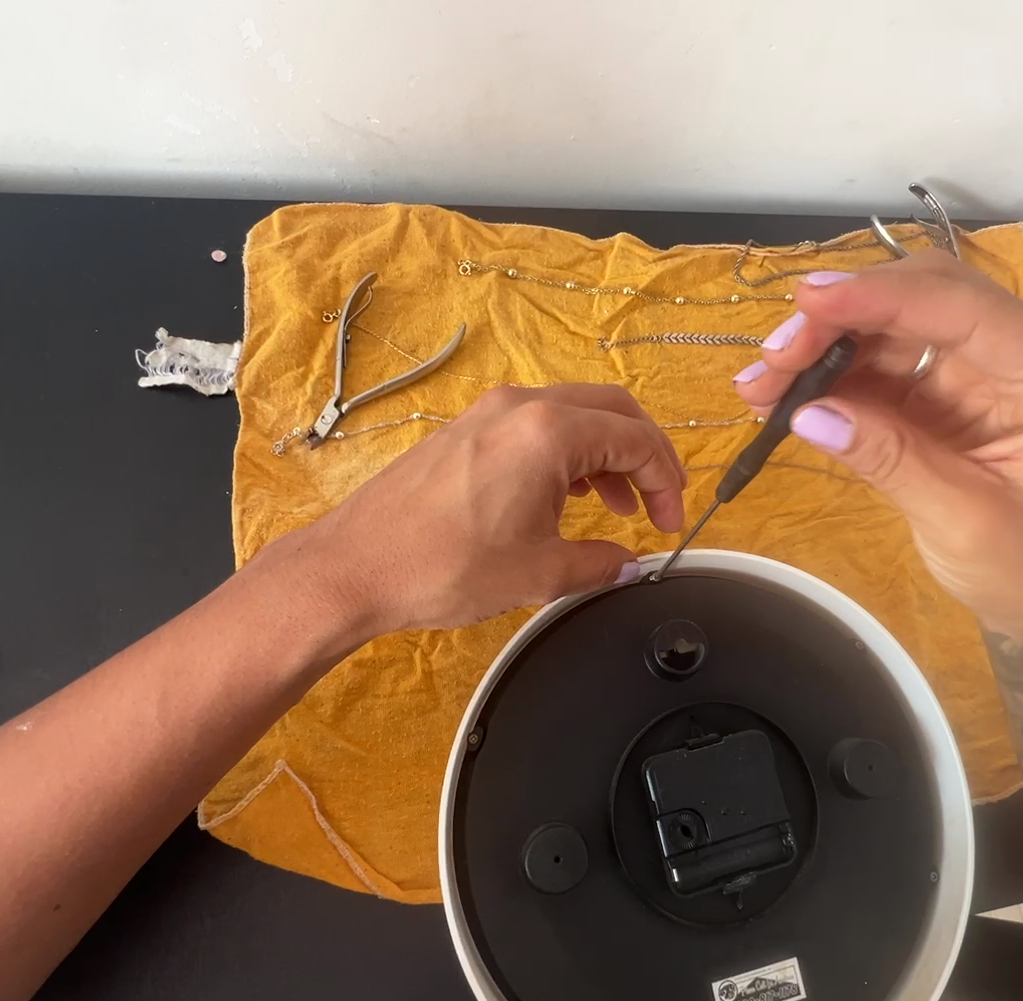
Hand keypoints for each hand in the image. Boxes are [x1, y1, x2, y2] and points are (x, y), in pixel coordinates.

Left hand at [250, 384, 686, 639]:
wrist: (352, 567)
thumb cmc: (446, 567)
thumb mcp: (540, 573)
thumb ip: (600, 563)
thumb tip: (629, 564)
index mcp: (549, 432)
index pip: (636, 439)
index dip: (666, 482)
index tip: (669, 524)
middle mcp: (522, 405)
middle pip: (612, 410)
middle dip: (646, 455)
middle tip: (659, 501)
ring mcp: (490, 412)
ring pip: (575, 414)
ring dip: (608, 454)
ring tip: (617, 506)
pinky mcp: (467, 429)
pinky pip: (538, 425)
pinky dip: (570, 453)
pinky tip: (568, 495)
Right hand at [733, 253, 1022, 627]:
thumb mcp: (962, 523)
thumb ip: (891, 461)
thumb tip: (808, 414)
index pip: (971, 313)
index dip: (887, 299)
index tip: (811, 300)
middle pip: (927, 298)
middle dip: (844, 318)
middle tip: (774, 355)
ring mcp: (980, 364)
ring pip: (892, 323)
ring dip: (822, 345)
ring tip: (761, 384)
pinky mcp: (941, 383)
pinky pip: (877, 359)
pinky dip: (827, 372)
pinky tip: (782, 393)